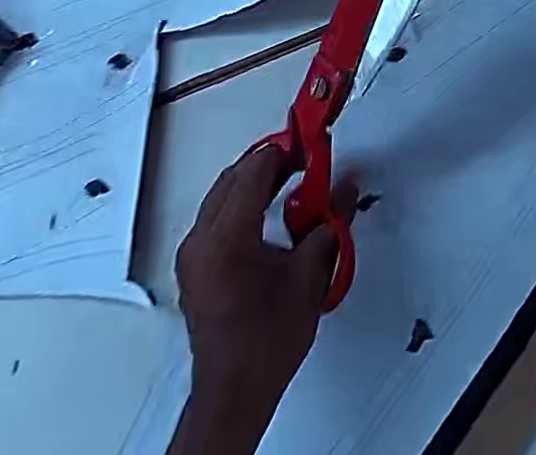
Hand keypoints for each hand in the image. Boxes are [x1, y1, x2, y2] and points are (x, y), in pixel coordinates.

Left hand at [169, 146, 355, 454]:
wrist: (236, 390)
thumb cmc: (264, 345)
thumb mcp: (309, 276)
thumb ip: (328, 224)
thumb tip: (342, 193)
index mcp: (227, 237)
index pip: (253, 171)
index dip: (283, 153)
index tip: (305, 145)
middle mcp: (202, 240)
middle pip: (232, 178)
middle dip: (268, 163)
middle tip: (300, 160)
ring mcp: (193, 254)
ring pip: (220, 195)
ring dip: (252, 182)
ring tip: (287, 182)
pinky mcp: (194, 266)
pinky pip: (215, 217)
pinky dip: (240, 204)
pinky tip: (265, 211)